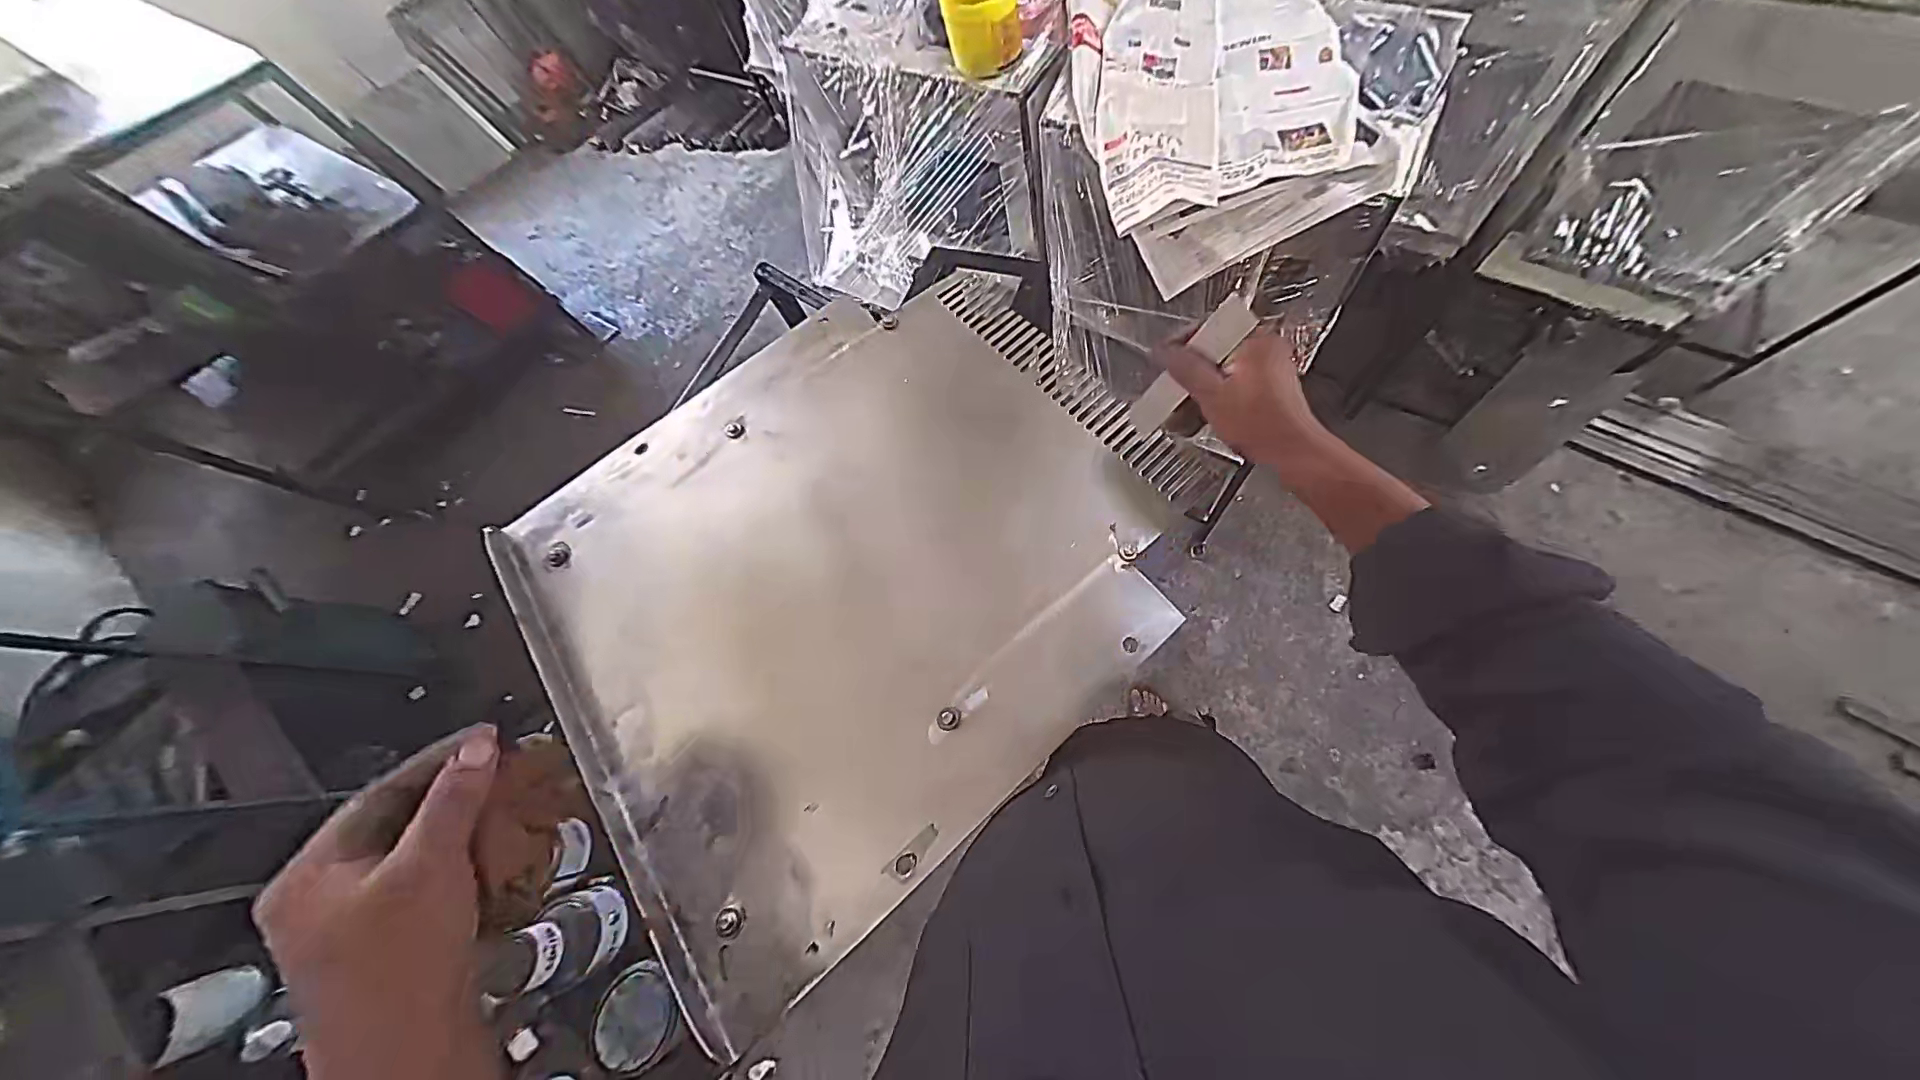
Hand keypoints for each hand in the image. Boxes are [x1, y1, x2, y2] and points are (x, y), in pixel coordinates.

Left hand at [255, 725, 503, 1079]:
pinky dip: (463, 854)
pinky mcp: (393, 935)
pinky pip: (429, 875)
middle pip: (398, 821)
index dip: (438, 760)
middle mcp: (324, 894)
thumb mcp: (429, 867)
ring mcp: (357, 917)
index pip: (380, 794)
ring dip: (464, 821)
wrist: (411, 1052)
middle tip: (504, 764)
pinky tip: (495, 844)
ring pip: (417, 848)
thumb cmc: (403, 960)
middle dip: (455, 792)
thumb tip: (480, 744)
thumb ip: (453, 801)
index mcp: (308, 876)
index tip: (486, 736)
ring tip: (507, 796)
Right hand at [1152, 330, 1339, 473]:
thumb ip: (1186, 370)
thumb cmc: (1264, 425)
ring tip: (1191, 397)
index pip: (1210, 327)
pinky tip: (1211, 407)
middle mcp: (1267, 348)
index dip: (1183, 343)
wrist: (1292, 451)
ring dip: (1206, 380)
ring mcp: (1271, 367)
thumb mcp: (1213, 396)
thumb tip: (1166, 353)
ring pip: (1226, 364)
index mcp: (1257, 341)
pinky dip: (1221, 390)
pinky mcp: (1270, 386)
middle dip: (1193, 366)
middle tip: (1176, 381)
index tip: (1167, 357)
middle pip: (1217, 347)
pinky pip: (1236, 378)